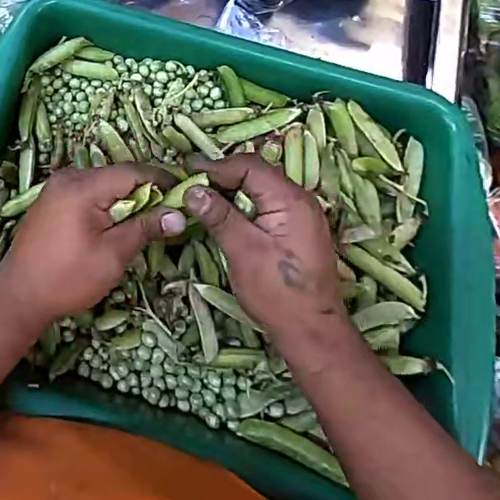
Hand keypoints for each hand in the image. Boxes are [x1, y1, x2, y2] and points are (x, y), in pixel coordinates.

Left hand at [0, 164, 185, 330]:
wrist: (18, 296)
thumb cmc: (68, 278)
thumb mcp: (113, 255)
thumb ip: (146, 228)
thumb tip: (180, 215)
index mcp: (82, 186)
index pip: (133, 171)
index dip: (163, 180)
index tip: (187, 194)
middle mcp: (68, 177)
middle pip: (118, 175)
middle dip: (147, 191)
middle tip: (171, 212)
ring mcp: (57, 188)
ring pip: (104, 184)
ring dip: (127, 198)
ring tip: (150, 220)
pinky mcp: (52, 200)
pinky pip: (88, 192)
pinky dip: (107, 203)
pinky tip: (119, 223)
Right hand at [183, 155, 347, 345]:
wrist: (312, 332)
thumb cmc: (278, 293)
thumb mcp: (244, 251)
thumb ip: (219, 216)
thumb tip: (193, 190)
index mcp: (291, 200)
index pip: (250, 166)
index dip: (216, 167)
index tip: (187, 172)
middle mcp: (300, 201)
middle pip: (256, 174)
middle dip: (222, 176)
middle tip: (190, 182)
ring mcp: (301, 216)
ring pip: (260, 189)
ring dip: (230, 190)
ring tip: (200, 197)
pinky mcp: (296, 232)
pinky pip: (266, 205)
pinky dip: (242, 205)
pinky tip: (223, 214)